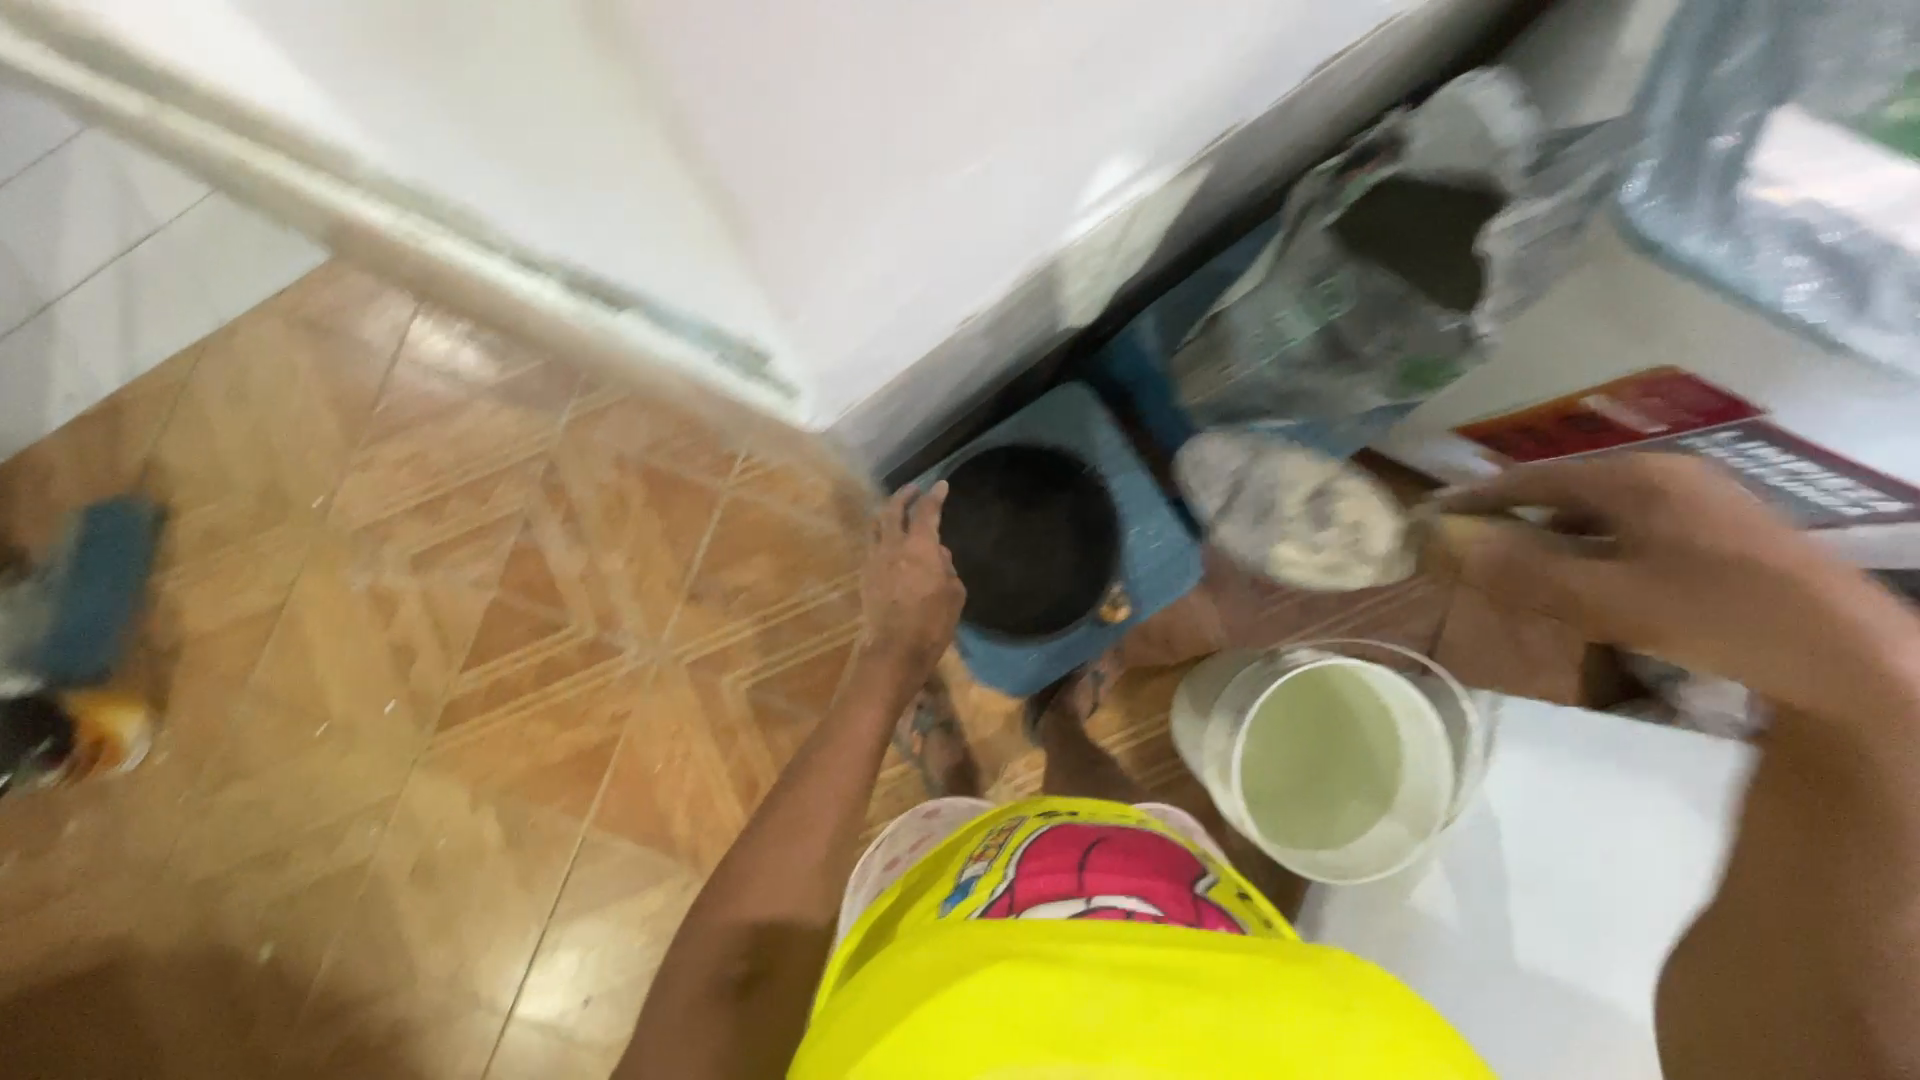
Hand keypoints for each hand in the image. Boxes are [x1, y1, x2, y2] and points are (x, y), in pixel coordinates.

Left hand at [859, 482, 964, 671]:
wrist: (894, 649)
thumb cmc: (932, 622)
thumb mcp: (954, 594)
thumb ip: (947, 568)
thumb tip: (939, 555)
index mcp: (919, 546)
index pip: (926, 511)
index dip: (934, 496)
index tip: (941, 485)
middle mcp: (892, 546)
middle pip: (892, 510)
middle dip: (903, 496)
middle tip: (913, 490)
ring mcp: (874, 561)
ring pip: (875, 526)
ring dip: (886, 514)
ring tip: (894, 512)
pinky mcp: (864, 577)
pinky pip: (871, 547)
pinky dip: (880, 537)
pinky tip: (887, 544)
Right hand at [1432, 454, 1919, 710]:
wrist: (1856, 658)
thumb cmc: (1724, 618)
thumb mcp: (1611, 601)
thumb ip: (1527, 572)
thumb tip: (1452, 543)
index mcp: (1637, 480)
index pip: (1533, 478)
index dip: (1478, 496)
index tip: (1433, 513)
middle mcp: (1667, 476)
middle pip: (1565, 489)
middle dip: (1513, 515)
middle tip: (1469, 543)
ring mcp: (1699, 500)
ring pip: (1598, 510)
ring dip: (1552, 534)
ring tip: (1517, 565)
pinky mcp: (1719, 530)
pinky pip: (1629, 527)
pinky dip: (1590, 547)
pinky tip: (1585, 579)